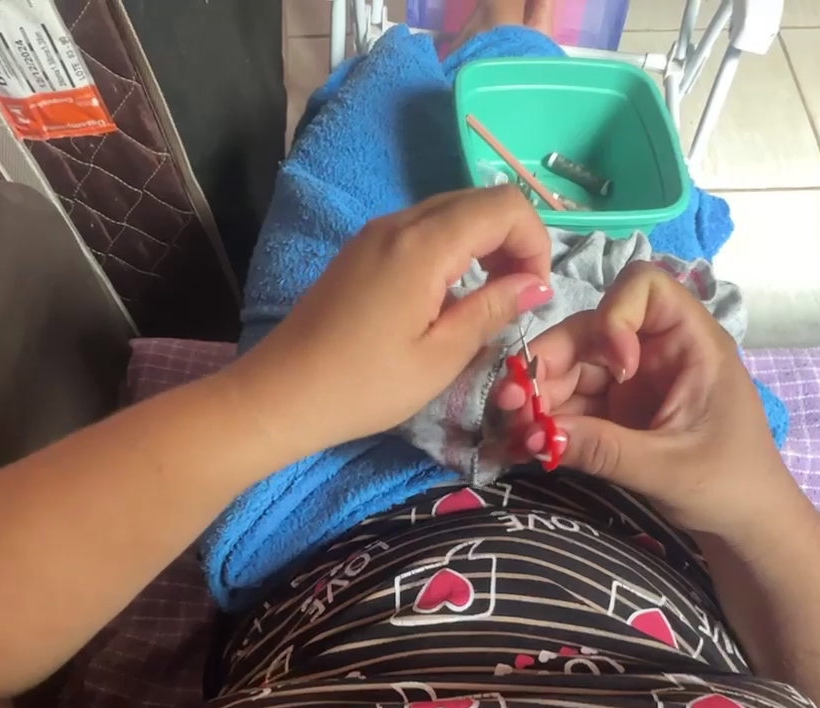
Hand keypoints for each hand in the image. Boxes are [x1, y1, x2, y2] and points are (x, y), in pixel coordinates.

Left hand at [226, 186, 553, 453]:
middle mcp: (398, 223)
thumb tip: (536, 284)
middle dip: (512, 240)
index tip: (535, 292)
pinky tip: (446, 298)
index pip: (503, 206)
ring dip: (481, 246)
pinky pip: (419, 232)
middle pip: (477, 201)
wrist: (284, 394)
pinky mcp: (359, 252)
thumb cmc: (365, 386)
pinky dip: (449, 252)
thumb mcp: (440, 357)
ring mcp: (374, 234)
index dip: (535, 241)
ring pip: (447, 214)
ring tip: (487, 300)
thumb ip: (492, 310)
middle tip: (517, 297)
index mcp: (424, 244)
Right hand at [494, 262, 799, 538]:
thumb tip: (536, 434)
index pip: (645, 289)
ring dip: (536, 400)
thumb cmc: (730, 487)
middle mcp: (653, 354)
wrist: (745, 528)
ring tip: (512, 436)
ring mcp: (630, 385)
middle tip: (512, 406)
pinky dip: (543, 425)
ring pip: (569, 372)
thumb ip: (604, 450)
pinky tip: (520, 447)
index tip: (614, 369)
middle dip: (547, 366)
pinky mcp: (613, 416)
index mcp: (689, 345)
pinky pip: (569, 408)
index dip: (614, 317)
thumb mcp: (668, 470)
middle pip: (588, 334)